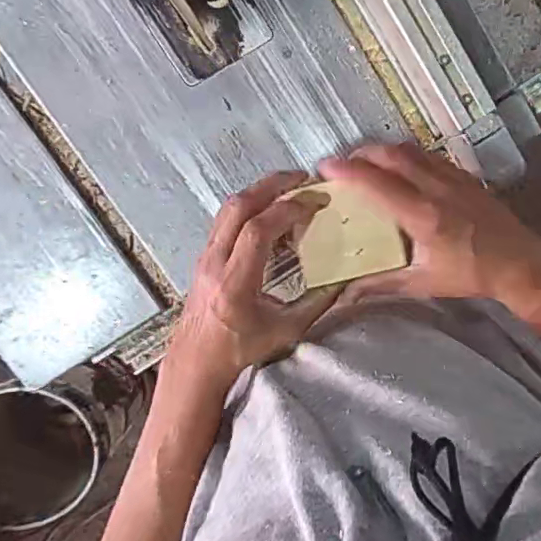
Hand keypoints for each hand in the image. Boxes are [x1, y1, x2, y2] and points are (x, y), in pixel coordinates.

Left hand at [162, 171, 338, 391]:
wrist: (196, 363)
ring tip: (289, 188)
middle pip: (238, 207)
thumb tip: (345, 279)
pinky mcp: (206, 257)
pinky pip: (226, 220)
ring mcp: (206, 258)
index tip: (315, 202)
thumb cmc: (239, 351)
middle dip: (273, 185)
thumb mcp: (287, 330)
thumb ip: (318, 301)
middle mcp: (214, 264)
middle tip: (302, 178)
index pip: (258, 230)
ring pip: (229, 209)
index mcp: (235, 283)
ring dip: (260, 192)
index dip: (289, 209)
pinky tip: (271, 212)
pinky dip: (251, 206)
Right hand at [318, 144, 540, 317]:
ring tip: (370, 161)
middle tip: (345, 163)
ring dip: (387, 151)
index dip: (347, 171)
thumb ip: (382, 285)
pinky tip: (407, 168)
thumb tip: (347, 294)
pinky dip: (411, 155)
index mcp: (423, 215)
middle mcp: (437, 189)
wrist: (521, 264)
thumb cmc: (472, 275)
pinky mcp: (468, 178)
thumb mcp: (424, 283)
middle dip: (363, 153)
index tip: (324, 166)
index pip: (377, 183)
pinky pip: (432, 156)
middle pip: (393, 155)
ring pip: (413, 151)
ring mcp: (455, 179)